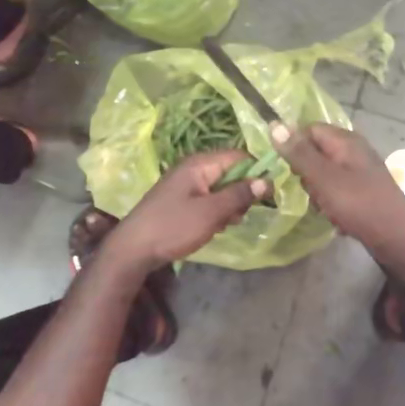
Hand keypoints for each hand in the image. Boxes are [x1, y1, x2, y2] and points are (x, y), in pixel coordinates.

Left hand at [100, 150, 266, 272]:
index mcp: (199, 164)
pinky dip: (215, 212)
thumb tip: (266, 180)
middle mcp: (192, 168)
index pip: (239, 156)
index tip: (270, 194)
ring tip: (225, 225)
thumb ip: (239, 195)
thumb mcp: (211, 212)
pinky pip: (207, 200)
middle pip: (230, 172)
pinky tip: (213, 228)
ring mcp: (185, 185)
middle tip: (240, 215)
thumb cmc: (173, 227)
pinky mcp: (180, 201)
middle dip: (241, 193)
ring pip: (220, 189)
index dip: (257, 172)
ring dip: (229, 206)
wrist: (134, 248)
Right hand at [271, 122, 404, 249]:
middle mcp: (354, 149)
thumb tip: (274, 124)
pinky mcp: (362, 187)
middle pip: (315, 150)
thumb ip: (299, 153)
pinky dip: (329, 198)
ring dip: (316, 188)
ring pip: (323, 171)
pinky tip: (332, 212)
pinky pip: (335, 186)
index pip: (309, 129)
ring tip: (321, 204)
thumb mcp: (323, 177)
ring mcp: (360, 169)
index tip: (286, 168)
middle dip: (304, 171)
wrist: (394, 236)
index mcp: (345, 140)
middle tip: (308, 189)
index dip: (294, 146)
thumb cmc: (357, 203)